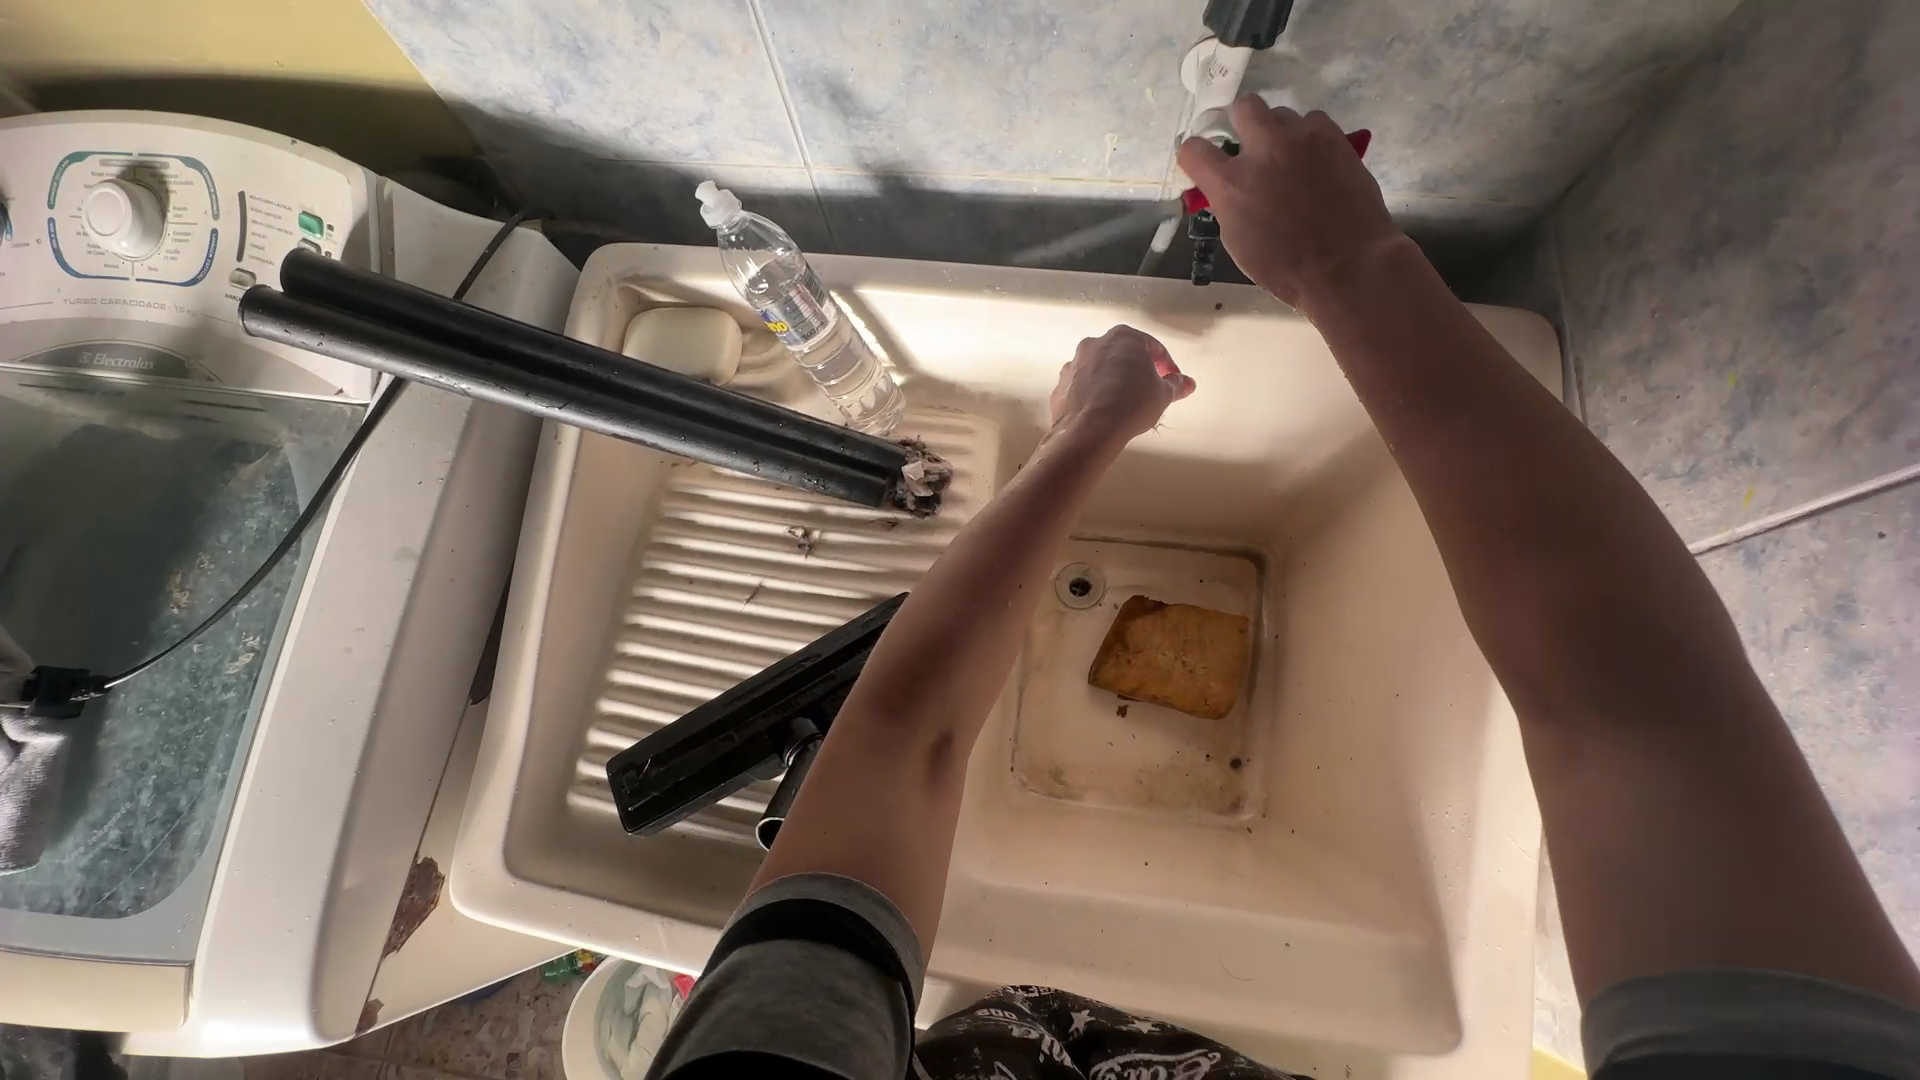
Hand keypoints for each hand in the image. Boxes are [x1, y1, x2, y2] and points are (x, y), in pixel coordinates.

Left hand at [1048, 325, 1194, 442]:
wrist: (1089, 430)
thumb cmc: (1130, 404)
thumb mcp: (1162, 395)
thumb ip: (1175, 385)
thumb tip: (1186, 383)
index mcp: (1123, 337)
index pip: (1152, 347)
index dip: (1166, 365)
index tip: (1172, 379)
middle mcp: (1094, 344)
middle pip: (1122, 354)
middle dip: (1136, 370)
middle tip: (1148, 389)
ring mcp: (1073, 365)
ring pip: (1099, 370)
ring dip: (1112, 381)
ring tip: (1124, 403)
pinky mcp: (1061, 386)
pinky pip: (1082, 387)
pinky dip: (1092, 395)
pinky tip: (1102, 412)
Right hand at [1177, 96, 1403, 312]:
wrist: (1345, 263)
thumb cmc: (1284, 267)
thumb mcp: (1238, 240)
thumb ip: (1228, 203)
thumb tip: (1227, 189)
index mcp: (1230, 184)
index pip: (1193, 149)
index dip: (1195, 155)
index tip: (1204, 163)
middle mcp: (1262, 149)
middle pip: (1244, 107)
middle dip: (1243, 124)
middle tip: (1252, 149)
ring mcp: (1301, 138)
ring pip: (1282, 115)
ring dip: (1280, 134)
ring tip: (1291, 162)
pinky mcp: (1333, 135)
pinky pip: (1313, 122)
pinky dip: (1310, 139)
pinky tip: (1317, 164)